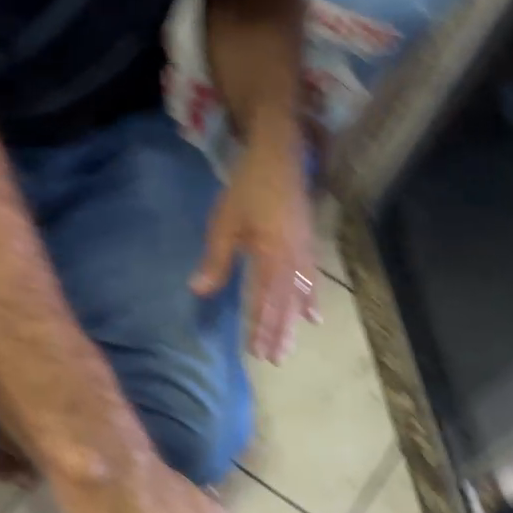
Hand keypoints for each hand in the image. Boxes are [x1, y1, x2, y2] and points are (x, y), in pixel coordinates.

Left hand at [190, 134, 318, 364]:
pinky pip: (311, 278)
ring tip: (290, 347)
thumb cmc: (247, 187)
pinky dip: (311, 299)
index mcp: (271, 255)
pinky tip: (313, 317)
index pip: (265, 300)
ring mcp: (304, 250)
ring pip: (299, 294)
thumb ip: (215, 260)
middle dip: (279, 332)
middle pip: (286, 303)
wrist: (278, 153)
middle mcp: (292, 257)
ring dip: (293, 323)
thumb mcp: (224, 224)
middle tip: (275, 359)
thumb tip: (199, 290)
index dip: (260, 326)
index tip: (255, 351)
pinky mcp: (308, 243)